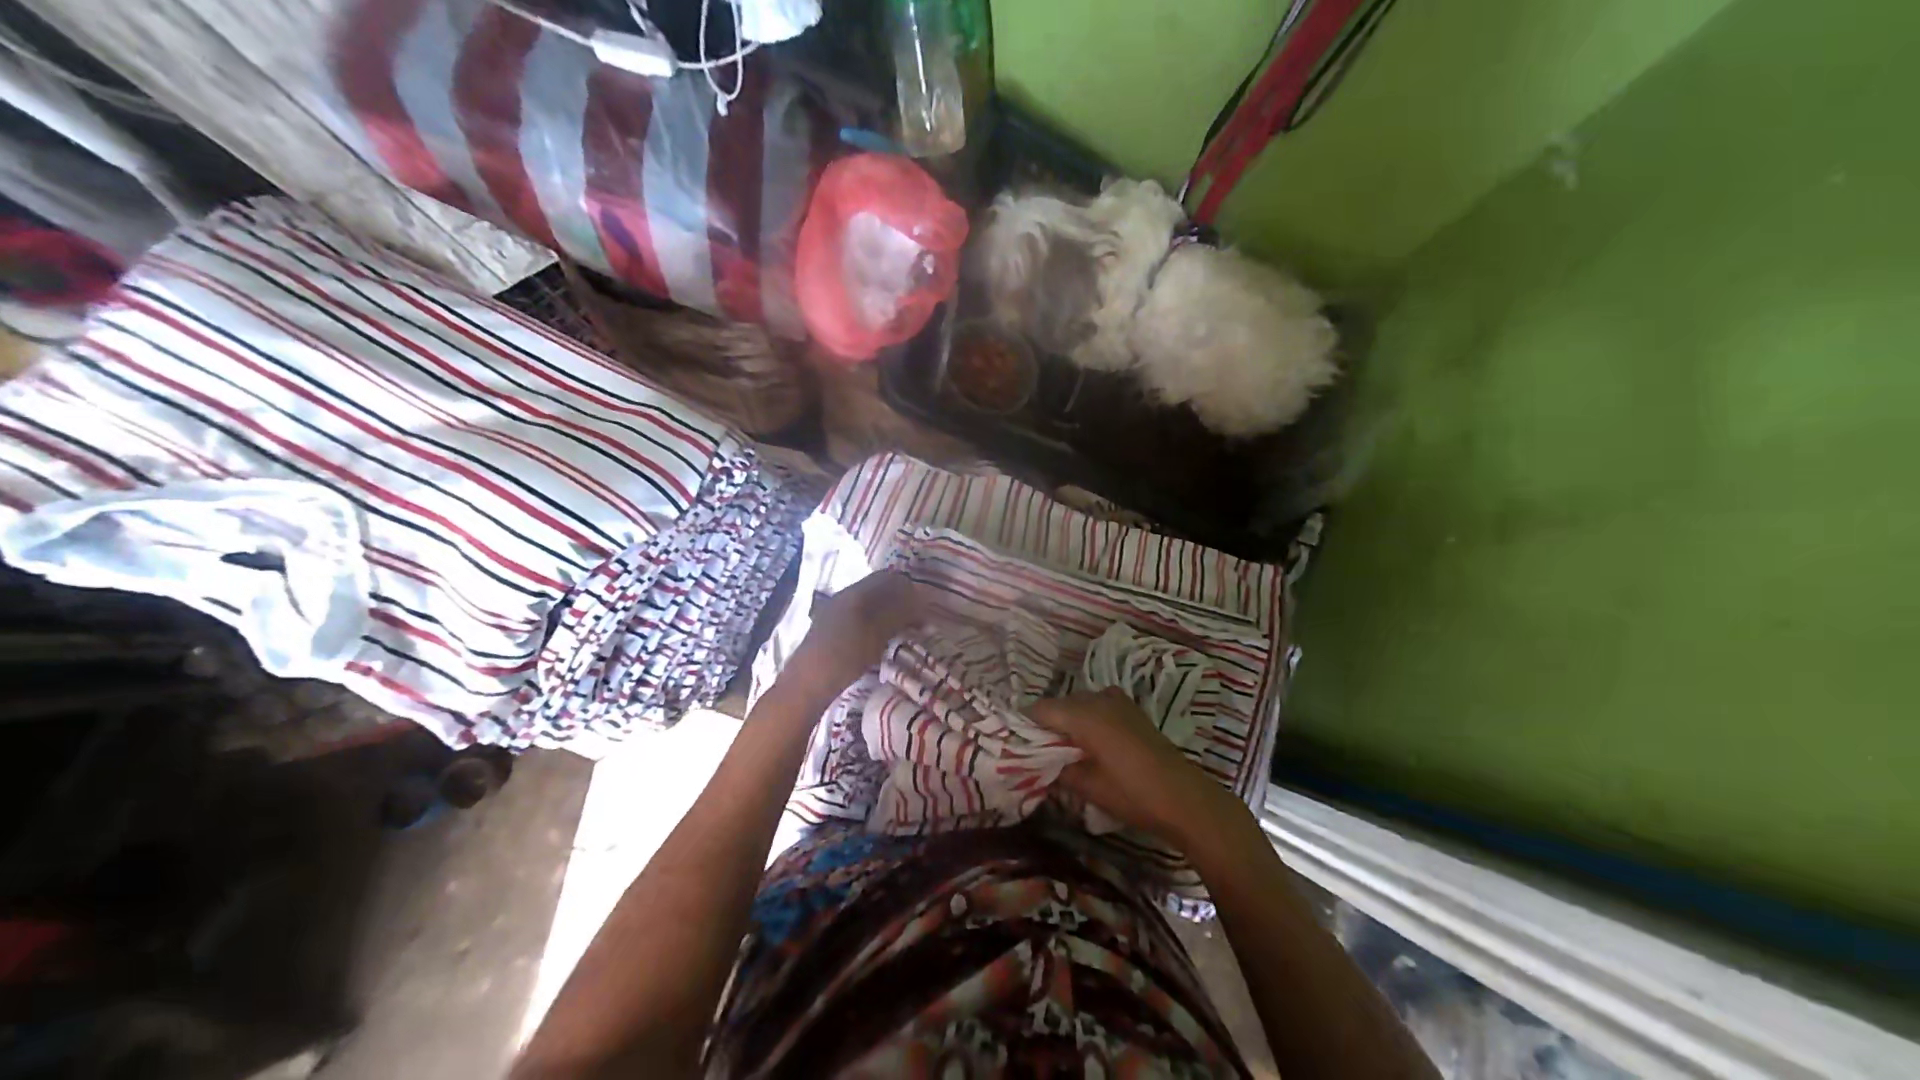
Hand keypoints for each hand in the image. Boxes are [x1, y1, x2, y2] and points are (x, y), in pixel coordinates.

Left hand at [783, 570, 926, 702]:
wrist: (806, 684)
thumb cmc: (844, 656)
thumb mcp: (877, 634)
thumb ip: (898, 614)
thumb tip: (919, 601)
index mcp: (854, 593)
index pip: (887, 578)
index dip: (908, 589)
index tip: (923, 608)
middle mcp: (843, 598)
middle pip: (878, 591)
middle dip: (900, 602)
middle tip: (917, 622)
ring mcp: (834, 615)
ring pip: (869, 606)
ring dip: (888, 615)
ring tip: (903, 633)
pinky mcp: (831, 632)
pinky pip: (860, 619)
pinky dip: (876, 626)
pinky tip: (882, 643)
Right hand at [1028, 688, 1240, 845]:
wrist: (1185, 799)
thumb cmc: (1133, 794)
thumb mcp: (1087, 786)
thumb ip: (1056, 769)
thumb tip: (1035, 762)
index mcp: (1084, 715)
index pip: (1040, 709)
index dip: (1025, 725)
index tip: (1015, 745)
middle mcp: (1098, 699)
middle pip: (1059, 705)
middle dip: (1045, 724)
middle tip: (1036, 752)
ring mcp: (1118, 701)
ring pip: (1078, 704)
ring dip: (1067, 722)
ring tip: (1062, 751)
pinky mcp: (1131, 710)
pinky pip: (1097, 707)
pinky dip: (1087, 719)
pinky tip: (1089, 744)